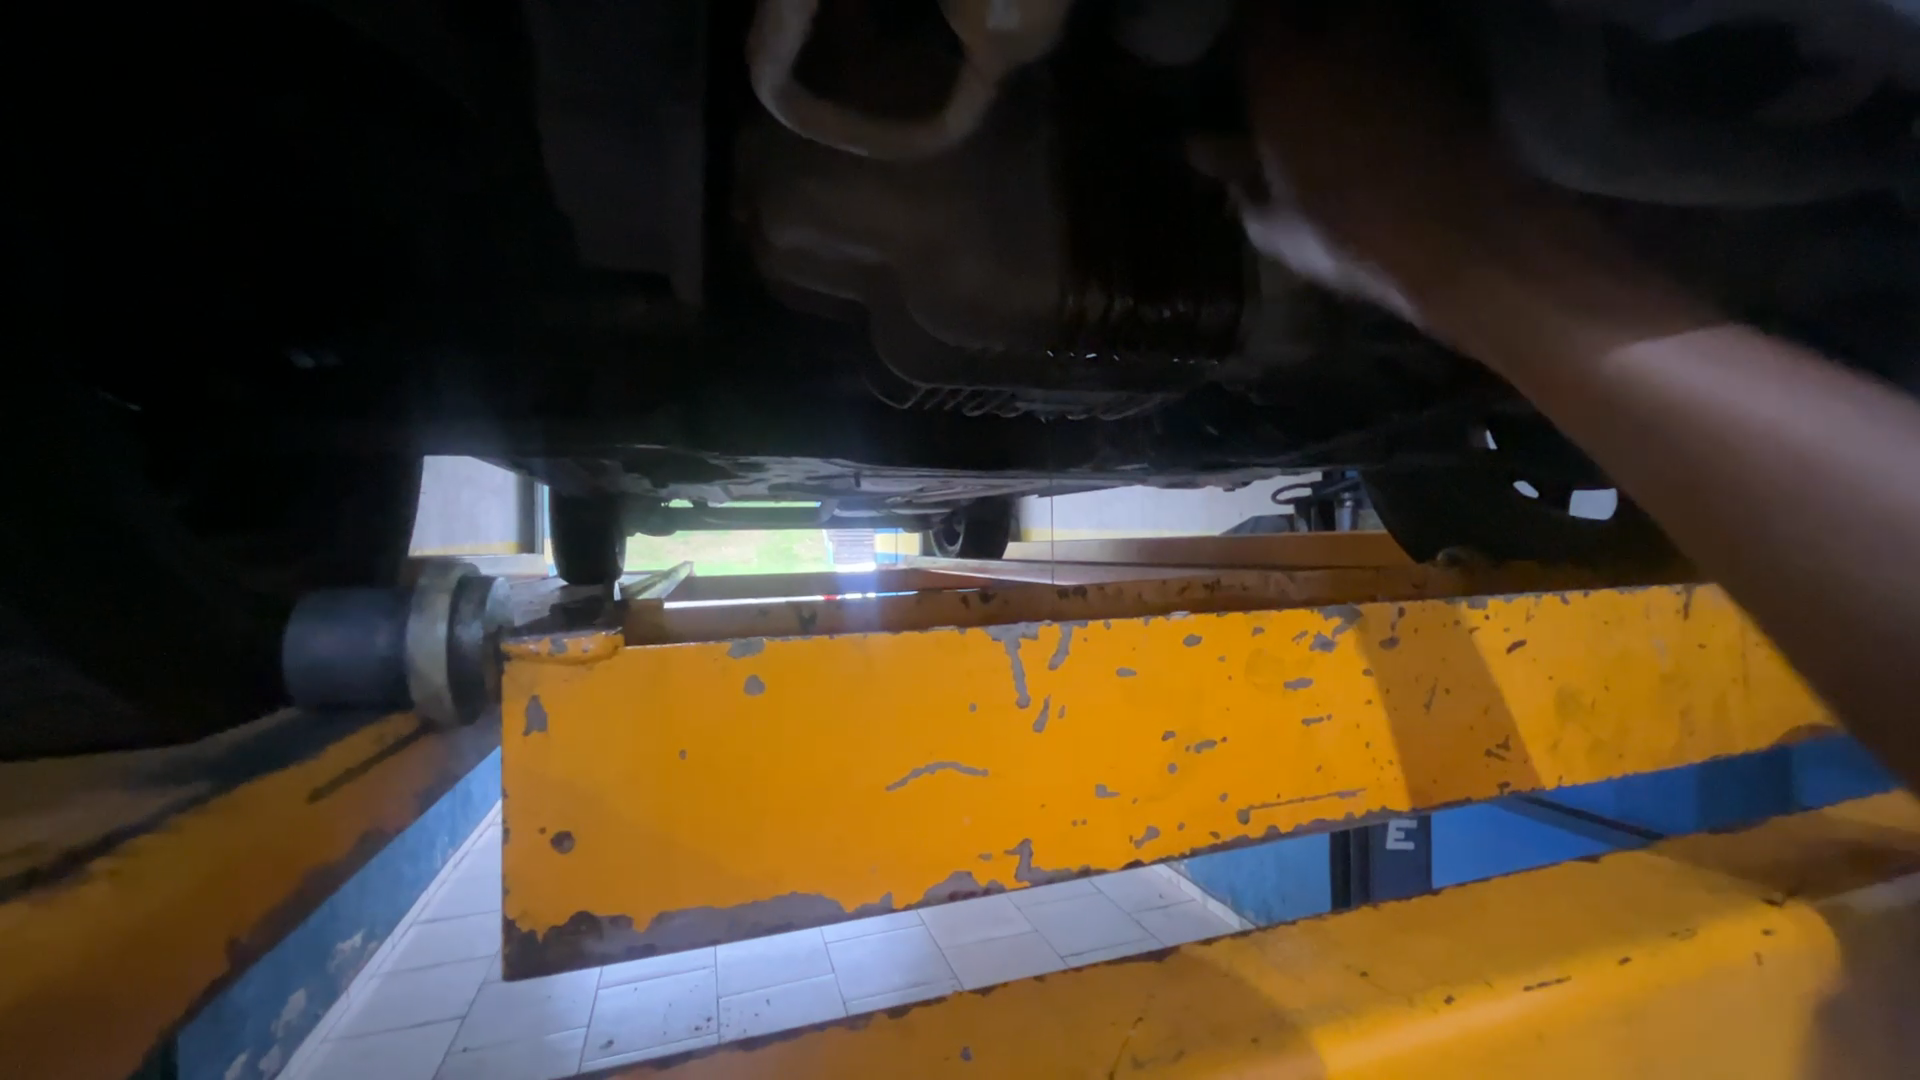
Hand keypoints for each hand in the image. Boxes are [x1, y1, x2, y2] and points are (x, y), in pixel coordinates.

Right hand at [1234, 3, 1713, 360]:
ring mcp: (1401, 39)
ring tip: (1333, 68)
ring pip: (1365, 17)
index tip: (1243, 51)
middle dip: (1299, 22)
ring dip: (1347, 34)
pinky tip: (1379, 91)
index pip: (1255, 17)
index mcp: (1281, 73)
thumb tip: (1204, 150)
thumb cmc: (1340, 232)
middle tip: (1288, 56)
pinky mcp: (1449, 55)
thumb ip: (1236, 176)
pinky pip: (1405, 41)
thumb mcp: (1269, 221)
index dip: (1249, 30)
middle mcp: (1341, 36)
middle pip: (1314, 5)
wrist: (1453, 232)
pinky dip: (1388, 57)